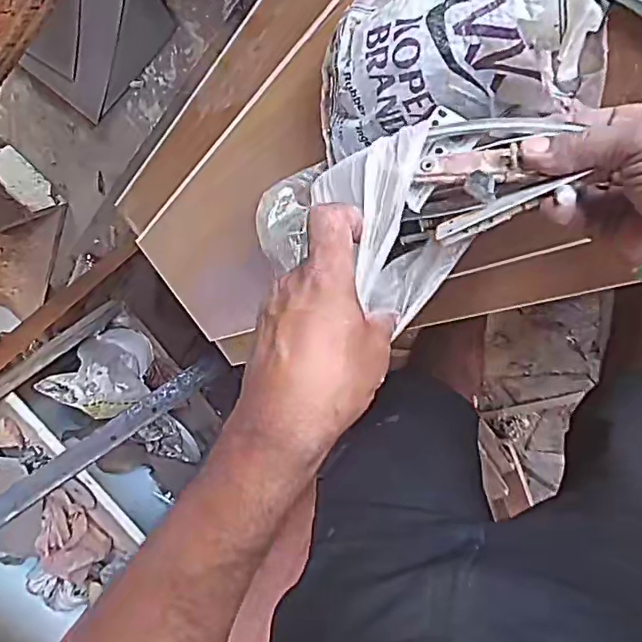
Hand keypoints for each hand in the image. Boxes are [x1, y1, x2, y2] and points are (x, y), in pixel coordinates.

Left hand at [226, 204, 394, 467]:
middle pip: (316, 258)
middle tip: (362, 297)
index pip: (327, 219)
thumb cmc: (324, 388)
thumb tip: (379, 317)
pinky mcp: (262, 331)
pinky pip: (287, 313)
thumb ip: (379, 322)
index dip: (348, 217)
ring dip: (321, 300)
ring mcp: (271, 307)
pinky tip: (321, 352)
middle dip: (341, 274)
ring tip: (343, 332)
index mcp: (323, 278)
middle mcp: (290, 285)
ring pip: (301, 288)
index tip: (362, 229)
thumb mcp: (374, 351)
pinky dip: (304, 322)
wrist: (281, 424)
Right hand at [520, 103, 641, 263]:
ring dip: (554, 185)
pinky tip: (557, 207)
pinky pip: (577, 213)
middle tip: (525, 161)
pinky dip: (562, 210)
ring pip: (575, 184)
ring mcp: (628, 195)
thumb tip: (532, 148)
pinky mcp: (614, 227)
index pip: (600, 119)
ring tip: (543, 187)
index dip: (567, 126)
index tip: (534, 134)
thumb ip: (585, 142)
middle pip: (583, 152)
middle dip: (554, 157)